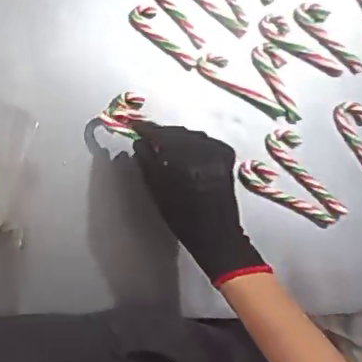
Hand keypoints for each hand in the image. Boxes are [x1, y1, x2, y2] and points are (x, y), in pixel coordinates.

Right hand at [131, 121, 268, 284]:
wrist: (215, 233)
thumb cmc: (181, 216)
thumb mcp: (156, 189)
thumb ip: (146, 161)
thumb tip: (139, 142)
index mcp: (184, 160)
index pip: (162, 135)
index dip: (146, 130)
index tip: (135, 127)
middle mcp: (205, 152)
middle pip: (178, 132)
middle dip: (162, 134)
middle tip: (147, 137)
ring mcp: (219, 153)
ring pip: (192, 136)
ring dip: (177, 138)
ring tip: (164, 146)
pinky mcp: (227, 156)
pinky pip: (205, 142)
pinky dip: (193, 143)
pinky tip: (185, 152)